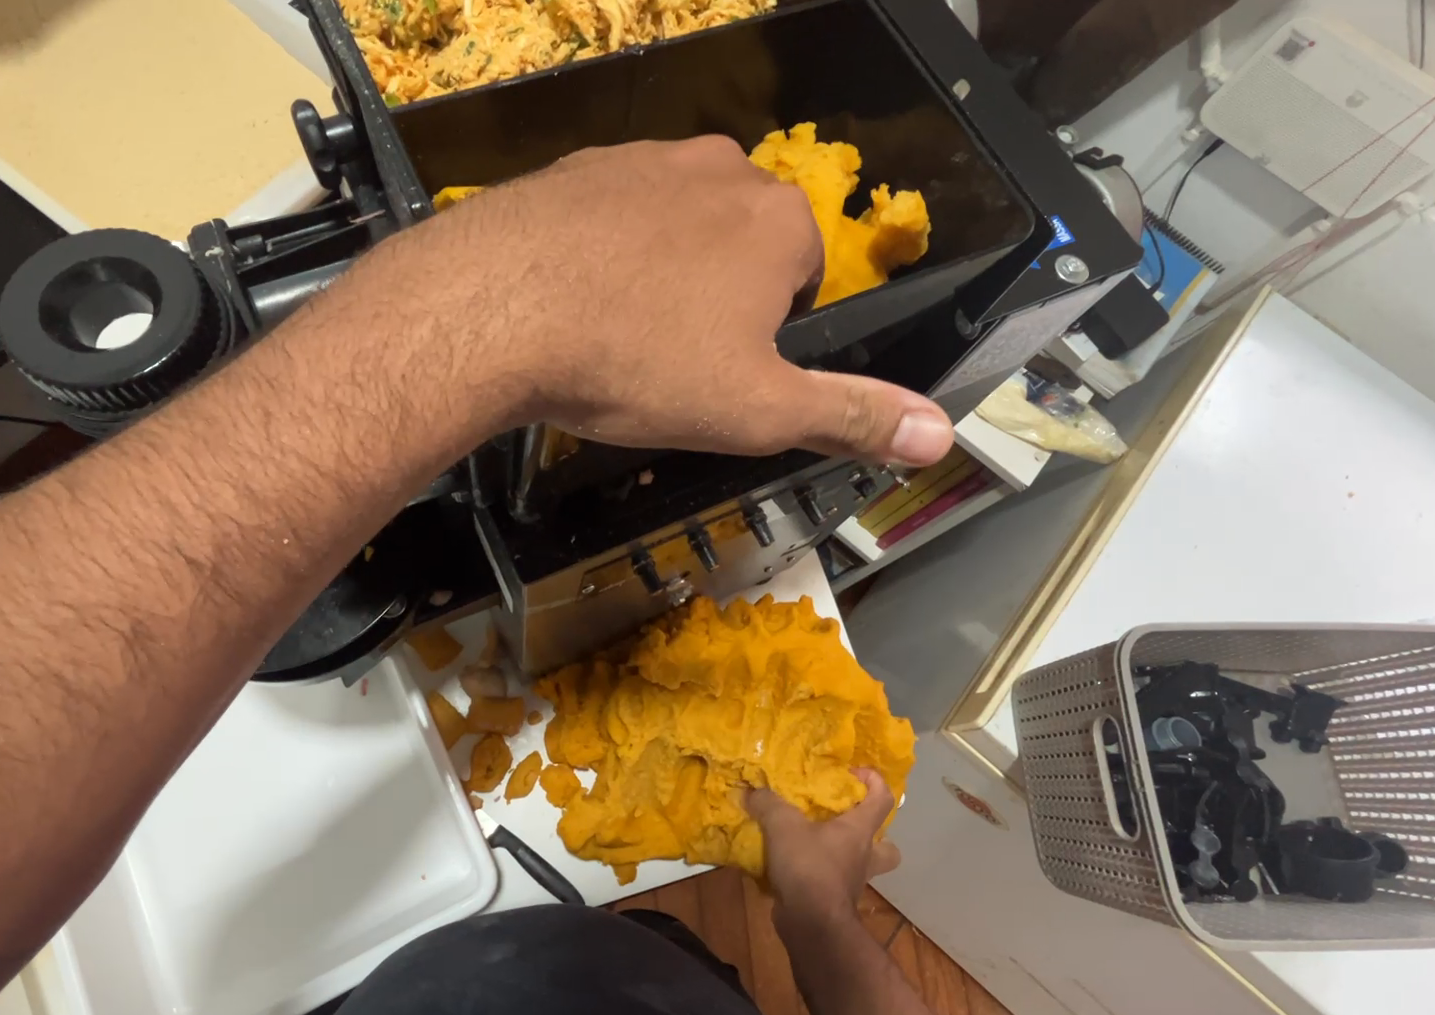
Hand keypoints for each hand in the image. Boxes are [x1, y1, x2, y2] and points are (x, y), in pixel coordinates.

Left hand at [297, 137, 953, 465]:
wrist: (494, 312)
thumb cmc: (639, 364)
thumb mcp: (755, 411)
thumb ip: (850, 416)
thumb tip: (941, 435)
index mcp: (778, 222)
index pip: (805, 276)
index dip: (768, 335)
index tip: (722, 372)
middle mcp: (720, 169)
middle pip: (739, 247)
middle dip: (716, 301)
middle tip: (666, 361)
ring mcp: (640, 159)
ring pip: (673, 230)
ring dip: (659, 278)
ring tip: (615, 336)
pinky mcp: (573, 167)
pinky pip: (609, 217)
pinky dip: (602, 255)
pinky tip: (571, 300)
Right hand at [747, 769, 901, 928]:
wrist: (811, 924)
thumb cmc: (808, 866)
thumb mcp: (782, 824)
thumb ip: (767, 803)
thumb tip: (750, 791)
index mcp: (858, 831)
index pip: (882, 800)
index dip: (874, 782)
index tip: (853, 773)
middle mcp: (862, 857)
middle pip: (887, 847)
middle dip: (874, 836)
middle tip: (844, 822)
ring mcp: (851, 883)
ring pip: (858, 867)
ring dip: (840, 856)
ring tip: (812, 844)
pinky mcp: (834, 902)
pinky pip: (831, 883)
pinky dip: (816, 876)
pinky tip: (791, 868)